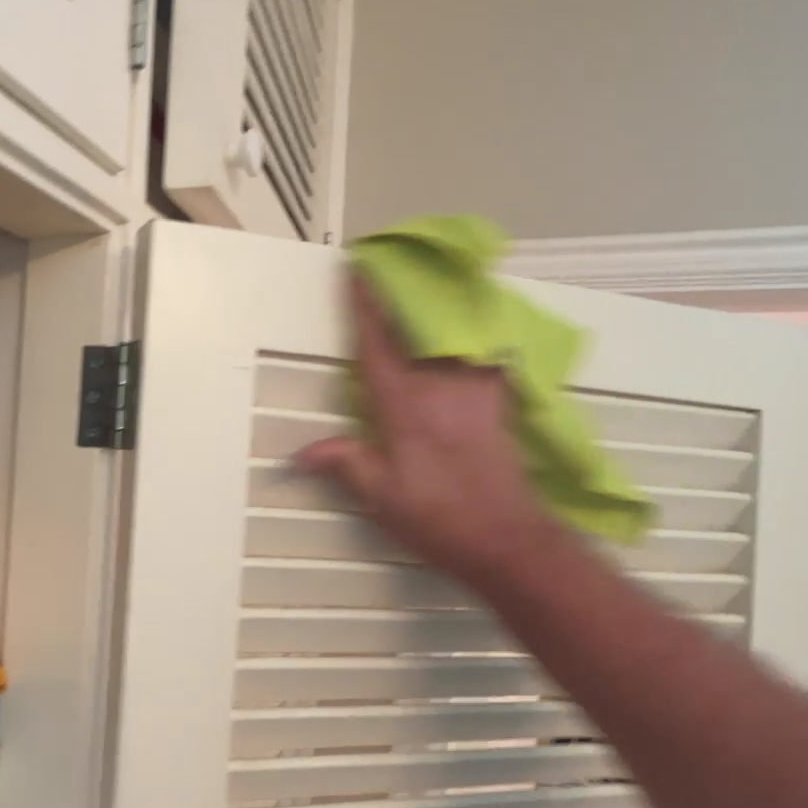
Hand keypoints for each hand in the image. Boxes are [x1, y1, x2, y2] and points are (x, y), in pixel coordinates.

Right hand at [295, 275, 559, 583]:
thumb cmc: (438, 518)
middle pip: (422, 329)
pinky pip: (486, 358)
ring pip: (456, 338)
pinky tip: (474, 338)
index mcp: (406, 407)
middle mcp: (441, 388)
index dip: (366, 307)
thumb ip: (345, 464)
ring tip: (431, 291)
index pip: (379, 347)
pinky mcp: (497, 405)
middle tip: (393, 267)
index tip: (358, 271)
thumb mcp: (381, 499)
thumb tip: (299, 452)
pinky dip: (478, 340)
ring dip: (441, 312)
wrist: (508, 540)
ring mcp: (475, 393)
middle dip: (405, 295)